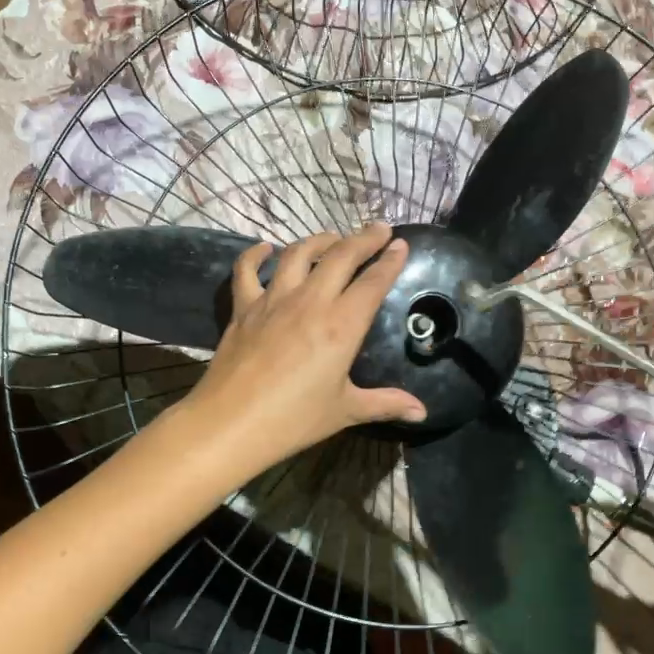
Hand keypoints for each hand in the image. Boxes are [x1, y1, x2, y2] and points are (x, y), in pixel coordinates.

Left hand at [175, 224, 424, 476]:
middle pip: (340, 256)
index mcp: (341, 325)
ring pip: (297, 254)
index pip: (372, 282)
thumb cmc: (293, 420)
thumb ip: (385, 403)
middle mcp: (309, 302)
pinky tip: (264, 248)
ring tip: (332, 237)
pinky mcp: (243, 308)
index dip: (390, 261)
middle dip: (363, 239)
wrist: (231, 422)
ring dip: (318, 240)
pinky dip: (256, 254)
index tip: (401, 245)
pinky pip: (247, 270)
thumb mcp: (344, 411)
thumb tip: (422, 412)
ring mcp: (273, 300)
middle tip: (378, 230)